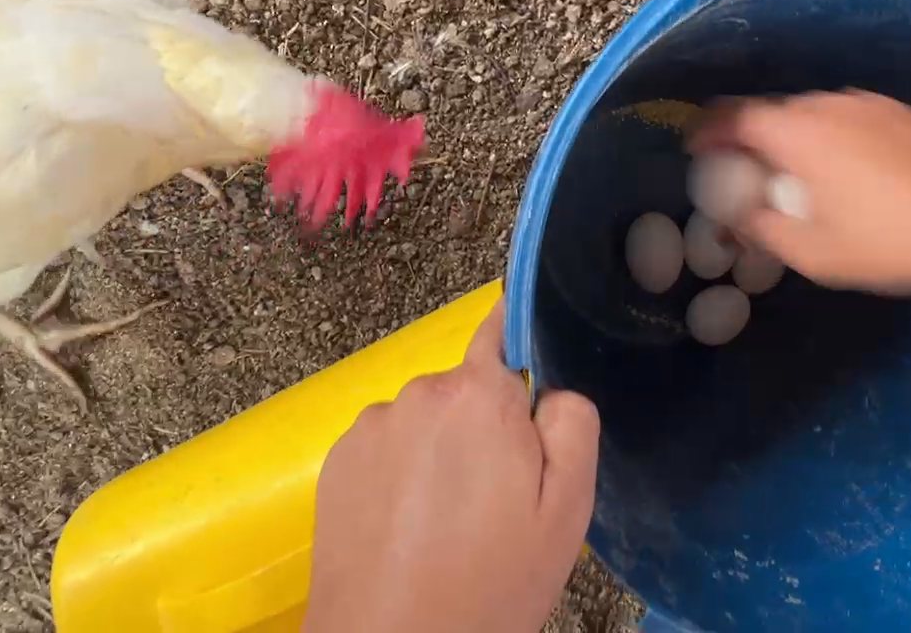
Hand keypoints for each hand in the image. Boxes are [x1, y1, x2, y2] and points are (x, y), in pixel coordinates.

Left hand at [303, 300, 599, 632]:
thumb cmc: (490, 582)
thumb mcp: (566, 508)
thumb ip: (573, 422)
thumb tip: (548, 390)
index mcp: (478, 393)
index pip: (502, 329)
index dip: (522, 348)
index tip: (529, 390)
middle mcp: (419, 391)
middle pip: (468, 385)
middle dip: (486, 421)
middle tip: (496, 492)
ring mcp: (371, 426)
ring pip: (427, 417)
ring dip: (441, 446)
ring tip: (447, 518)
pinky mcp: (336, 460)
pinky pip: (387, 444)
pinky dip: (401, 469)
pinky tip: (407, 525)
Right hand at [690, 90, 910, 293]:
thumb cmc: (887, 242)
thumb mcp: (812, 252)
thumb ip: (762, 228)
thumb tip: (737, 215)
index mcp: (798, 133)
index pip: (735, 116)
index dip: (709, 128)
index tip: (696, 148)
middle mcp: (827, 106)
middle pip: (773, 112)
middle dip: (753, 137)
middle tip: (750, 172)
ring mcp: (867, 105)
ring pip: (812, 112)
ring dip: (794, 135)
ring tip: (801, 173)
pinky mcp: (899, 113)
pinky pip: (848, 116)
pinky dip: (832, 134)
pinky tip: (850, 169)